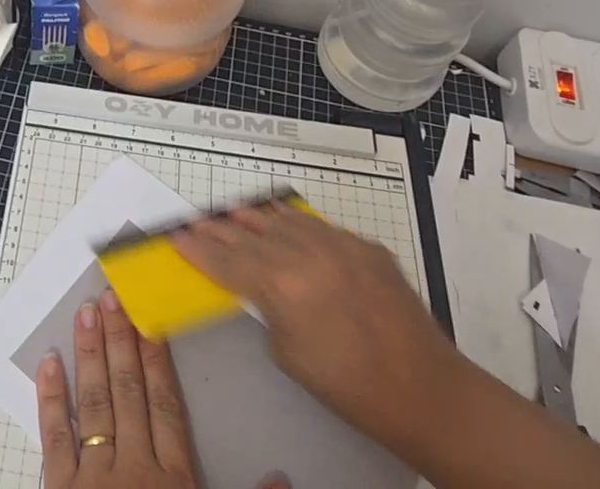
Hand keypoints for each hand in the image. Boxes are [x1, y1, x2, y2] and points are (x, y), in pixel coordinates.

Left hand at [35, 290, 292, 488]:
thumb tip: (284, 478)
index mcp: (172, 479)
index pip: (166, 404)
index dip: (157, 358)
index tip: (149, 318)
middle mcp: (132, 467)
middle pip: (128, 391)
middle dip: (121, 340)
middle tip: (112, 294)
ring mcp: (92, 476)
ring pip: (93, 402)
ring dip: (89, 354)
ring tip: (86, 312)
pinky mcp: (59, 488)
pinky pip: (54, 436)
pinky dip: (50, 397)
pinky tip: (49, 361)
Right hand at [170, 200, 467, 450]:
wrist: (422, 388)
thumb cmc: (346, 384)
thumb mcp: (287, 352)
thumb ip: (267, 307)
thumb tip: (260, 287)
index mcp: (280, 285)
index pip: (227, 260)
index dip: (198, 250)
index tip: (177, 237)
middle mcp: (306, 253)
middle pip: (250, 235)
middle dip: (220, 229)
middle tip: (195, 219)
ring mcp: (338, 244)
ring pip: (285, 221)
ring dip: (255, 218)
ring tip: (232, 211)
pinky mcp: (365, 246)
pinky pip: (319, 227)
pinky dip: (295, 223)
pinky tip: (283, 219)